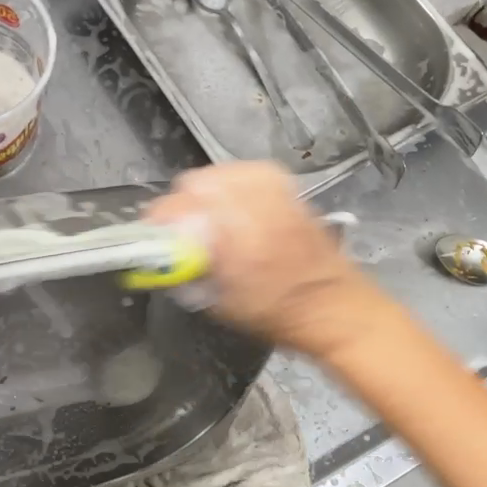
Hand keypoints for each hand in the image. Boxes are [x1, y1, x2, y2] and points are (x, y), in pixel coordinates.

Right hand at [147, 161, 399, 359]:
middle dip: (182, 205)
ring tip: (205, 217)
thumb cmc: (277, 313)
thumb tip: (162, 256)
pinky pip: (247, 173)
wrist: (333, 307)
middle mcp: (253, 205)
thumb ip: (187, 272)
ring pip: (220, 174)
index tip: (153, 234)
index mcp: (232, 235)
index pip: (178, 207)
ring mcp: (274, 192)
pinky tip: (232, 207)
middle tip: (180, 229)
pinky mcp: (288, 190)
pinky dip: (231, 185)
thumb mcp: (219, 303)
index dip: (159, 220)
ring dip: (205, 194)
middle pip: (195, 183)